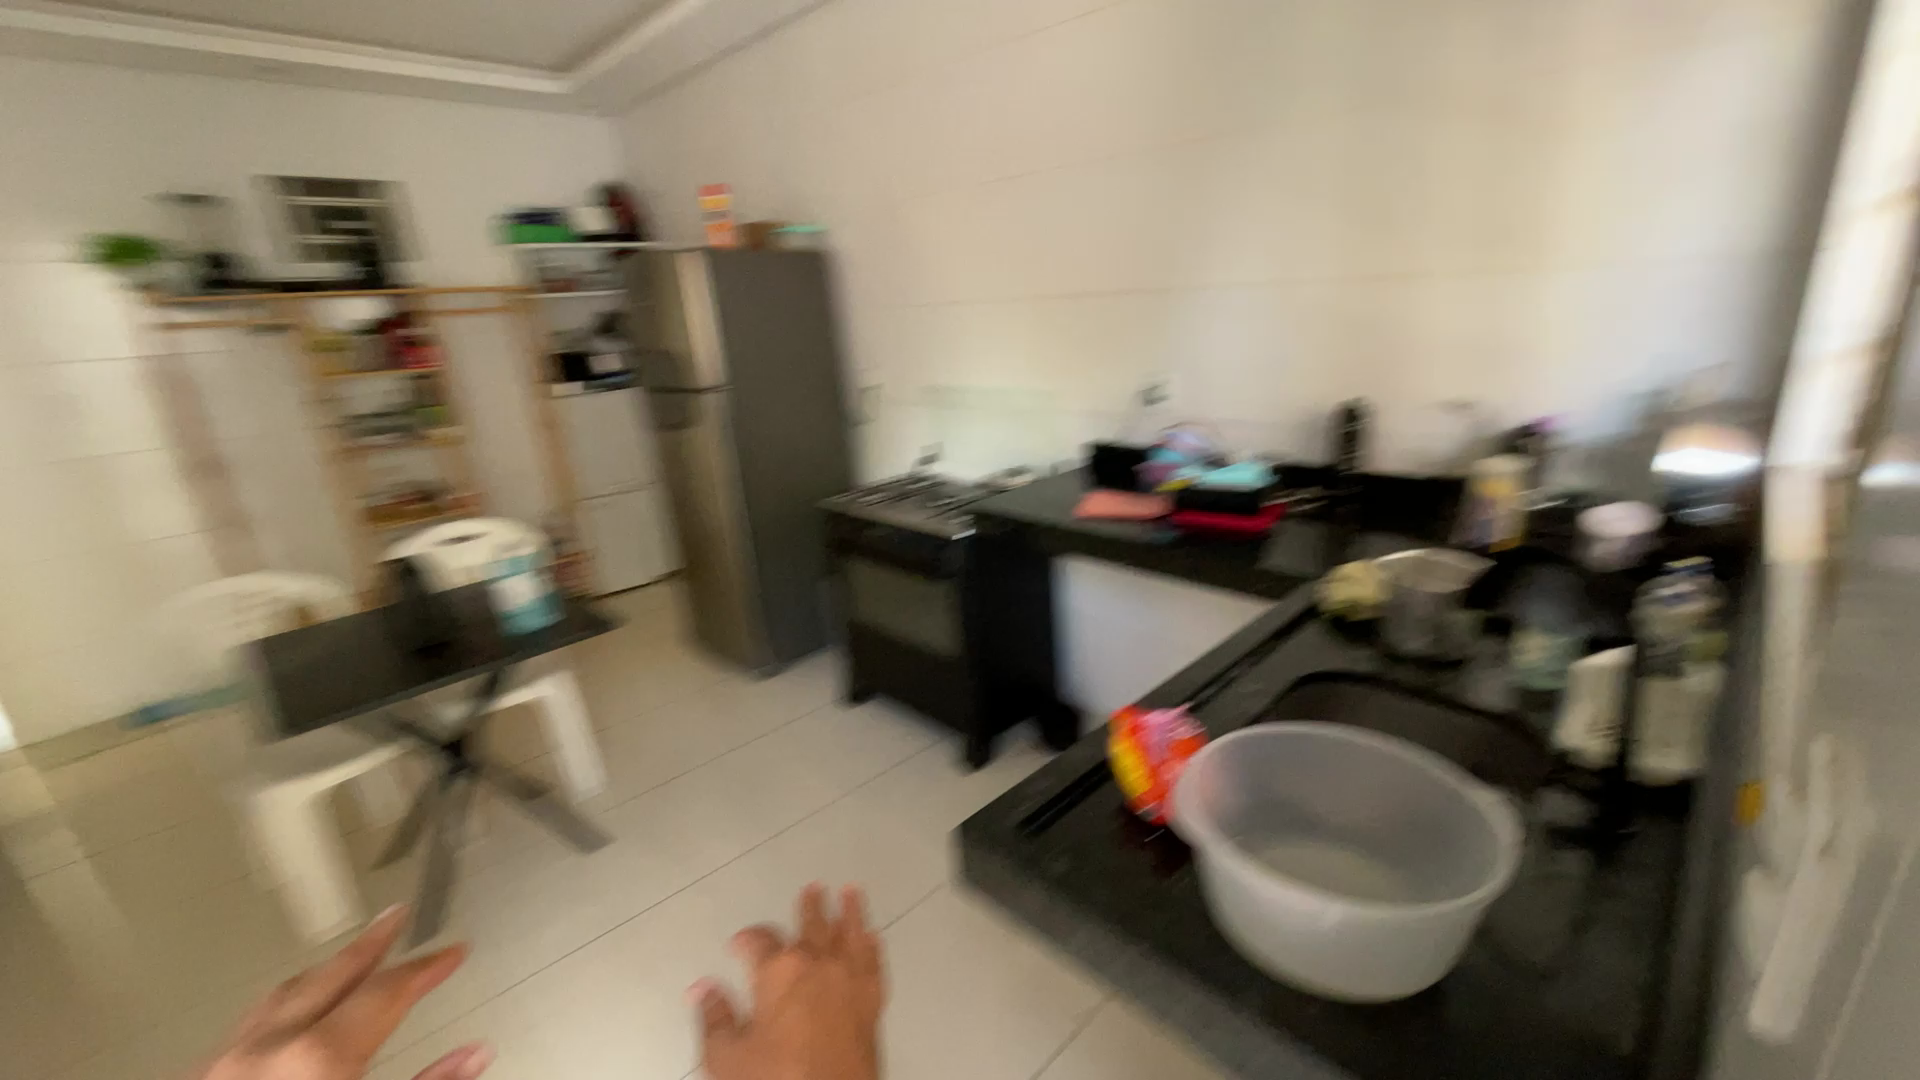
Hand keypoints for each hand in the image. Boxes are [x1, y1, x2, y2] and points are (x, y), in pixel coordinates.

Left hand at [198, 904, 487, 1079]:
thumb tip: (477, 1053)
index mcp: (319, 1055)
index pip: (390, 989)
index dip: (429, 968)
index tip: (455, 952)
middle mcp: (269, 1046)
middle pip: (332, 976)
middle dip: (371, 945)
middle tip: (397, 917)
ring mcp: (221, 1066)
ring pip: (280, 996)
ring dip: (324, 972)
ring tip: (349, 957)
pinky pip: (246, 1027)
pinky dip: (282, 1005)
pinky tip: (288, 1015)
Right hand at [691, 884, 885, 1079]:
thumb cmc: (772, 1079)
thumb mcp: (727, 1058)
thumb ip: (714, 1018)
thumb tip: (700, 987)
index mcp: (777, 971)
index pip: (759, 941)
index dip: (747, 938)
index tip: (739, 943)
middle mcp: (816, 963)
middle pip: (813, 924)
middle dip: (811, 906)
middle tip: (813, 888)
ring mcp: (848, 977)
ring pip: (849, 932)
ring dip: (849, 910)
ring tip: (850, 890)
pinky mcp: (872, 998)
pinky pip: (874, 961)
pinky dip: (872, 946)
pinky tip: (872, 936)